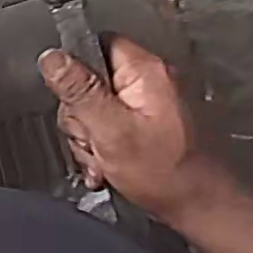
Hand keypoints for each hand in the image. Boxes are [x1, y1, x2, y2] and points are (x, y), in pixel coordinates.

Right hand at [37, 38, 235, 222]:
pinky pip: (105, 125)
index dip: (74, 69)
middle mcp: (150, 82)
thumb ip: (79, 90)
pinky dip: (99, 145)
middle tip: (92, 138)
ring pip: (91, 108)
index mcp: (146, 72)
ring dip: (87, 136)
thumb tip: (51, 57)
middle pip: (88, 81)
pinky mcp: (146, 123)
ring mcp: (149, 104)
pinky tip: (107, 163)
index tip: (71, 98)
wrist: (201, 207)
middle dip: (78, 116)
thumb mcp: (110, 128)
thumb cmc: (166, 172)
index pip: (96, 45)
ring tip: (102, 157)